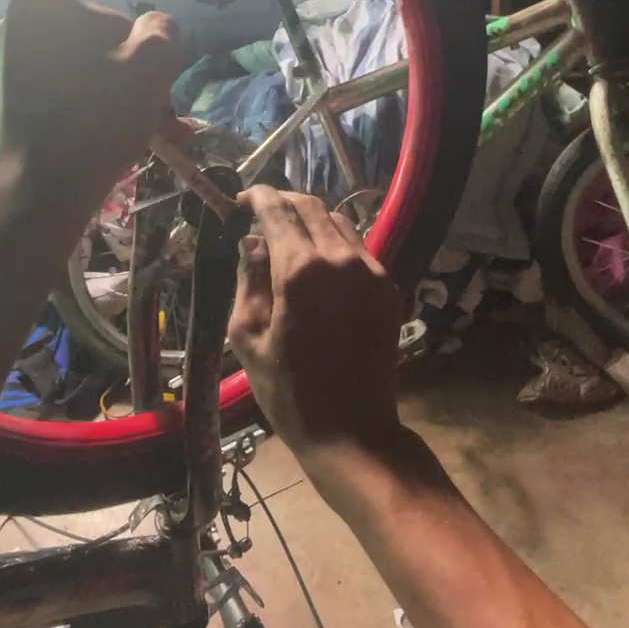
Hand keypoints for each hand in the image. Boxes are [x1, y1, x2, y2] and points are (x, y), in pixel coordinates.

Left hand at [0, 0, 182, 210]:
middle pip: (94, 55)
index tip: (155, 95)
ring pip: (77, 82)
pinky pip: (53, 106)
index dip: (143, 60)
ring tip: (142, 141)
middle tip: (161, 125)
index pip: (116, 24)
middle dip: (132, 88)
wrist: (39, 194)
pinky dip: (80, 121)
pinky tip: (100, 150)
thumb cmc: (97, 121)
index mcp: (40, 6)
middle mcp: (10, 30)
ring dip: (113, 107)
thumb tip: (158, 27)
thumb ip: (162, 33)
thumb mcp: (150, 65)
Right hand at [228, 187, 405, 462]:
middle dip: (283, 202)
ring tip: (288, 234)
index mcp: (300, 270)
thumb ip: (249, 279)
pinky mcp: (388, 287)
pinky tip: (319, 261)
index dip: (257, 196)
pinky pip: (358, 247)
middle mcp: (341, 259)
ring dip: (310, 219)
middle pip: (311, 206)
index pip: (278, 210)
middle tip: (261, 212)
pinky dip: (334, 241)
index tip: (240, 198)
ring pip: (338, 221)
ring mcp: (370, 271)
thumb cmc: (288, 390)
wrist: (352, 430)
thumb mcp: (248, 336)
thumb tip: (252, 241)